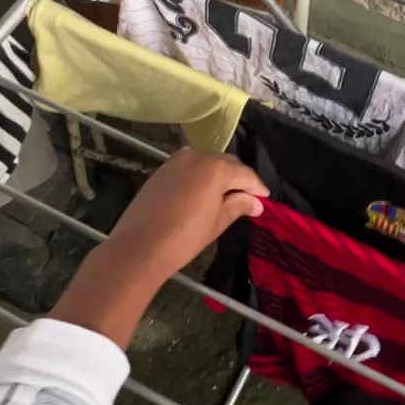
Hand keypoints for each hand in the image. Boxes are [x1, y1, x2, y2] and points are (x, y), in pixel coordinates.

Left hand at [102, 148, 268, 276]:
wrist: (139, 247)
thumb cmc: (184, 237)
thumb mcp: (217, 222)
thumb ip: (238, 206)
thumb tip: (256, 203)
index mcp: (216, 168)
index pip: (245, 174)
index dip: (257, 187)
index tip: (265, 199)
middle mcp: (198, 156)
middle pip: (226, 164)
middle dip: (239, 179)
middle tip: (248, 198)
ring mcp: (177, 161)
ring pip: (207, 163)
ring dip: (219, 176)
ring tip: (226, 195)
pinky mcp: (162, 170)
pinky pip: (189, 168)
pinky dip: (200, 176)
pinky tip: (203, 192)